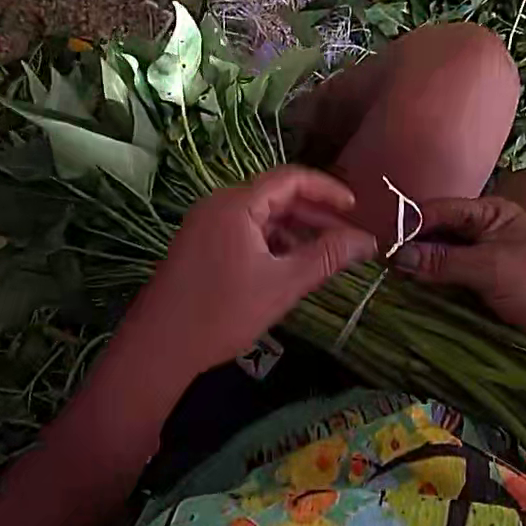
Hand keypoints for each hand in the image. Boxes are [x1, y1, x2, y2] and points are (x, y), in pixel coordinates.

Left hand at [127, 166, 378, 372]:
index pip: (291, 178)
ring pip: (260, 217)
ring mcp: (205, 224)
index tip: (357, 208)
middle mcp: (218, 205)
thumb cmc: (222, 313)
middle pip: (276, 196)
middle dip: (315, 214)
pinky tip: (288, 267)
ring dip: (294, 231)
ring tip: (323, 256)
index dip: (328, 189)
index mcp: (237, 204)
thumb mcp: (282, 284)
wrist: (158, 347)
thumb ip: (326, 257)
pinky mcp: (199, 245)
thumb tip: (367, 240)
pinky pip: (244, 232)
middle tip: (347, 238)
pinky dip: (271, 243)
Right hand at [391, 196, 525, 348]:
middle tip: (378, 264)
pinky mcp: (477, 280)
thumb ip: (443, 260)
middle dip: (408, 245)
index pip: (439, 210)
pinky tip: (409, 289)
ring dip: (415, 265)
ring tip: (387, 278)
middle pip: (434, 230)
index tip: (381, 246)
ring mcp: (479, 255)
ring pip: (436, 253)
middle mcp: (481, 228)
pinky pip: (444, 274)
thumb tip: (396, 256)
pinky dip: (427, 280)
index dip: (409, 225)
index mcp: (489, 212)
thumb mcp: (491, 269)